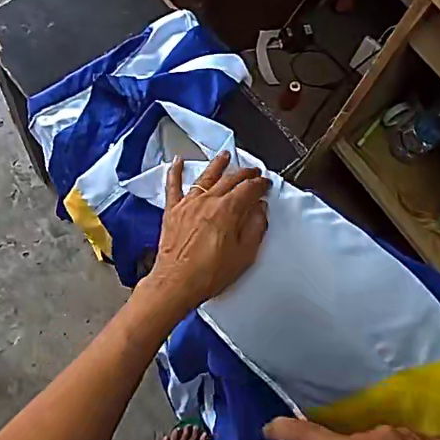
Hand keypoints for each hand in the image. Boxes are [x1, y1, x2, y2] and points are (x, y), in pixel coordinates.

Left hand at [143, 151, 270, 311]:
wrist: (176, 283)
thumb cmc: (208, 273)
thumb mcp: (245, 254)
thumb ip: (255, 228)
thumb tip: (260, 211)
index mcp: (228, 210)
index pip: (250, 189)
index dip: (261, 184)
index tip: (266, 184)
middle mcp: (208, 201)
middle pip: (231, 179)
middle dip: (245, 173)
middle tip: (253, 172)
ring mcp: (188, 204)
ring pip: (206, 176)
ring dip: (218, 164)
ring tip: (225, 156)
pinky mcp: (173, 211)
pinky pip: (173, 186)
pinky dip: (175, 171)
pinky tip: (177, 162)